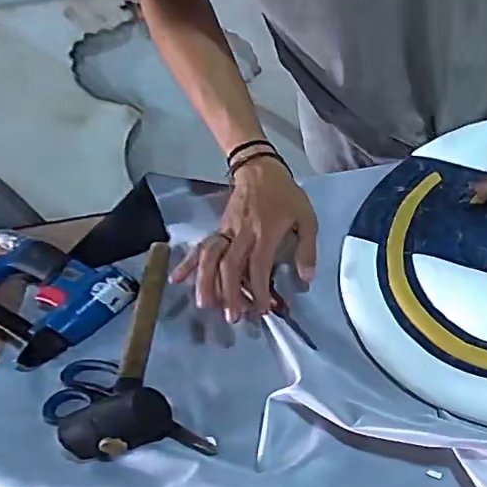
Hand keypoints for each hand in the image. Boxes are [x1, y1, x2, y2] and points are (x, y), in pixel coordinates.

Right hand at [173, 155, 316, 322]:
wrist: (260, 170)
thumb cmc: (287, 197)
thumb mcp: (307, 220)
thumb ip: (307, 250)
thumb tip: (306, 278)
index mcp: (265, 233)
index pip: (258, 266)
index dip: (259, 290)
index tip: (263, 310)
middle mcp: (242, 233)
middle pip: (230, 266)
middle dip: (230, 293)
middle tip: (232, 317)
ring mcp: (227, 230)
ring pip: (211, 257)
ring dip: (206, 282)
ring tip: (205, 304)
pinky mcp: (219, 228)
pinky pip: (202, 247)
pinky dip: (189, 263)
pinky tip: (178, 278)